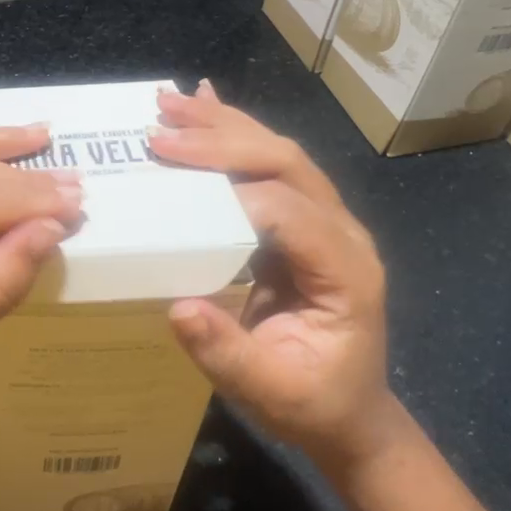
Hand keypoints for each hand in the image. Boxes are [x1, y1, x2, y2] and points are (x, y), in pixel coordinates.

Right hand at [146, 81, 398, 467]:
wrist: (350, 411)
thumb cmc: (312, 403)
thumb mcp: (269, 391)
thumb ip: (226, 352)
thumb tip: (179, 307)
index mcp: (344, 271)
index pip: (288, 210)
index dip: (230, 192)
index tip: (170, 181)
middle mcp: (343, 231)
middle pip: (285, 162)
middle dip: (221, 139)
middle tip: (160, 133)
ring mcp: (328, 218)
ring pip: (278, 150)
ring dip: (222, 123)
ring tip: (170, 102)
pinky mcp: (304, 216)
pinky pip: (271, 162)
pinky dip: (233, 130)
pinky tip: (207, 99)